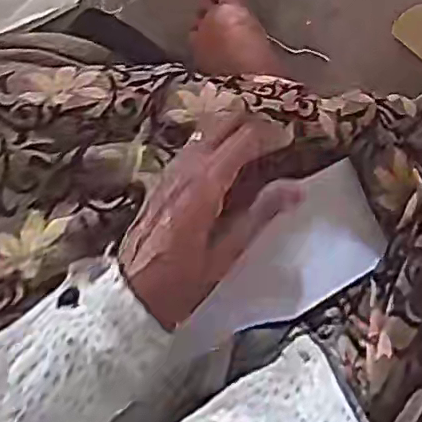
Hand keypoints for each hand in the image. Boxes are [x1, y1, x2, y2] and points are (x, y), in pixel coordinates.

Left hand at [118, 112, 300, 330]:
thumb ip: (262, 214)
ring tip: (256, 150)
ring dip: (235, 130)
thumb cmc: (179, 283)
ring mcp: (171, 171)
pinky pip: (195, 145)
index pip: (245, 136)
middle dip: (255, 123)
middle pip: (225, 120)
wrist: (126, 301)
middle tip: (275, 140)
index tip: (290, 141)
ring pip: (209, 128)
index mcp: (205, 184)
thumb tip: (296, 189)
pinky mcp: (163, 180)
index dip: (272, 133)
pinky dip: (218, 142)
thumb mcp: (226, 254)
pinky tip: (227, 166)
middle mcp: (186, 169)